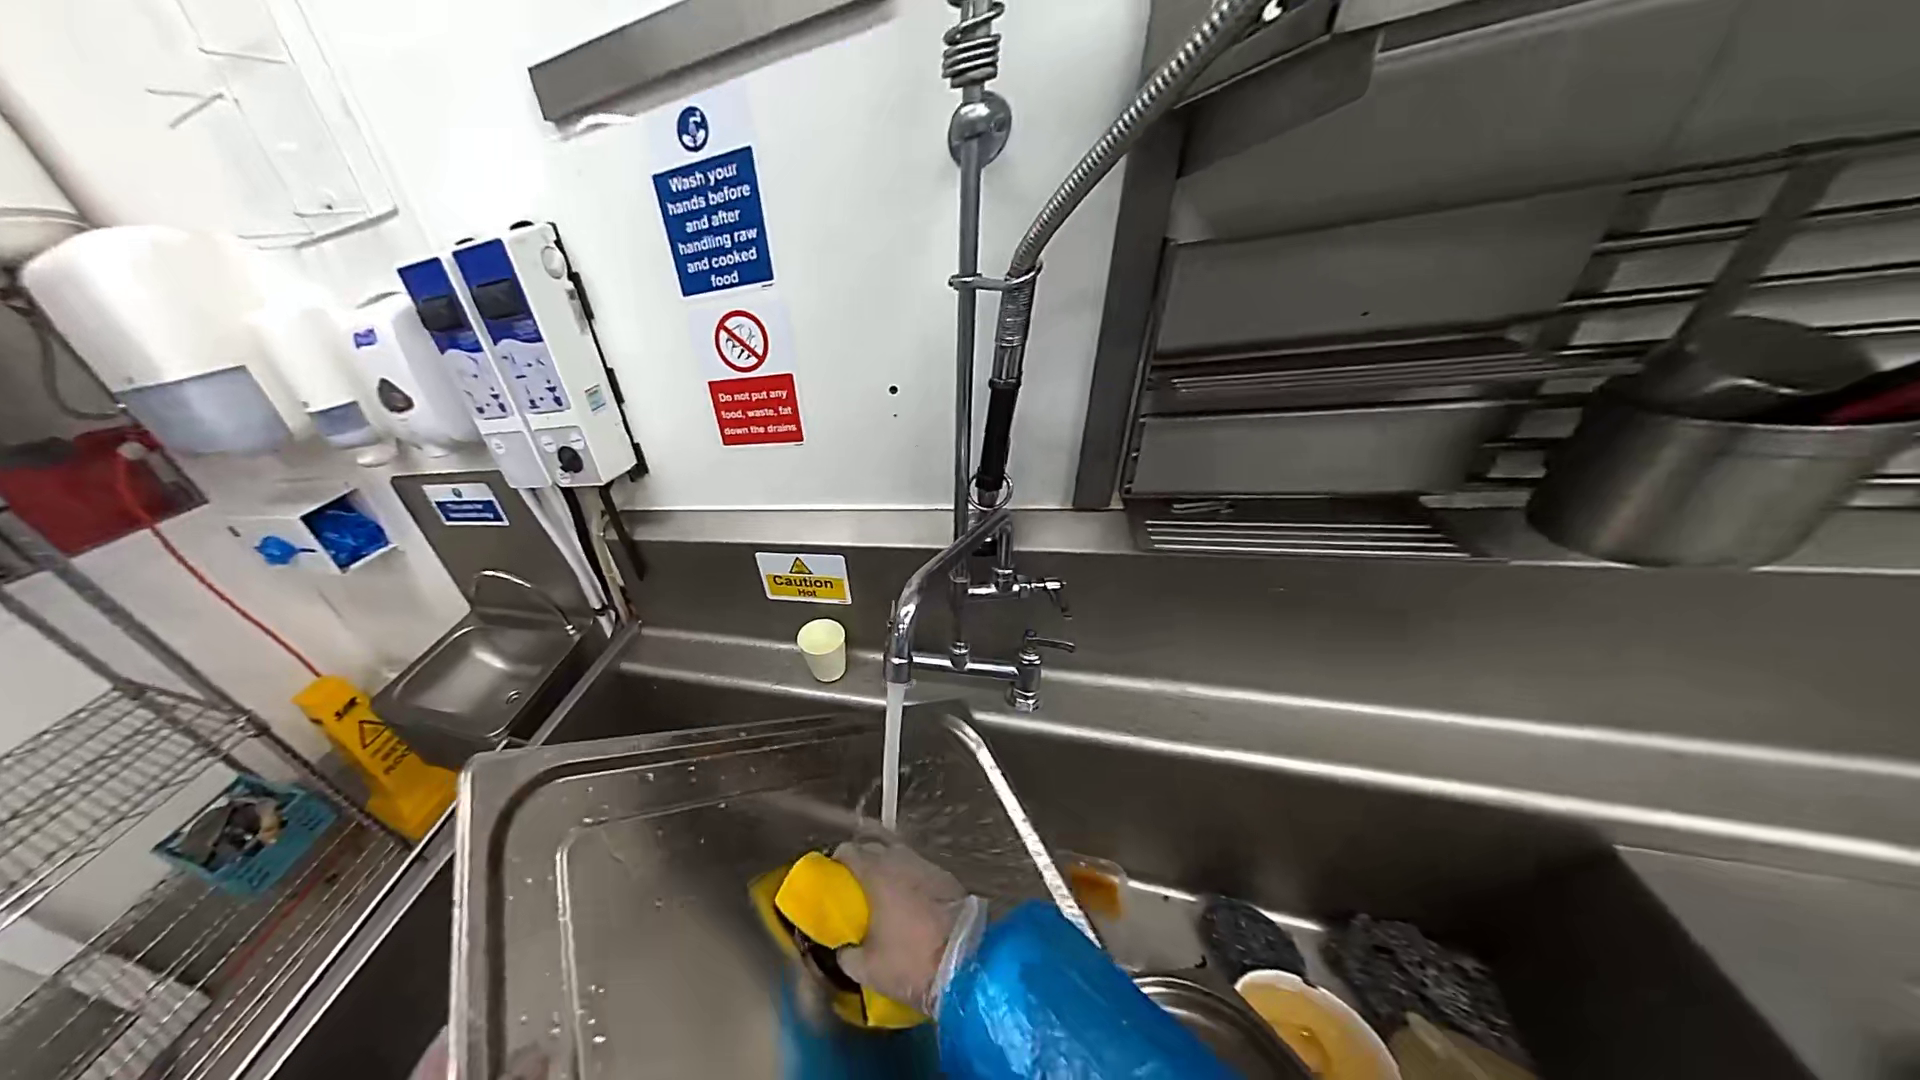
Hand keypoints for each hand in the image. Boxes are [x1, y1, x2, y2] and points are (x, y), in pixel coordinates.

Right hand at [831, 838, 970, 1011]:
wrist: (967, 963)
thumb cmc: (911, 961)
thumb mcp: (867, 968)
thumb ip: (847, 954)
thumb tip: (843, 948)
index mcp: (876, 872)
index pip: (848, 851)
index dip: (837, 863)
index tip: (832, 880)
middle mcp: (900, 859)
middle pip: (873, 847)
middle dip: (861, 863)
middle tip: (854, 890)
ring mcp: (926, 864)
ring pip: (898, 857)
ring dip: (887, 870)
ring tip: (882, 897)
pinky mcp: (947, 875)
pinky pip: (918, 869)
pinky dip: (909, 879)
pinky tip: (908, 902)